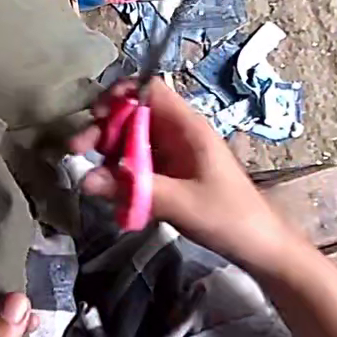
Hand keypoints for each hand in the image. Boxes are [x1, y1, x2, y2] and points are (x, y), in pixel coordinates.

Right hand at [69, 79, 303, 271]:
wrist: (258, 246)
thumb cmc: (230, 217)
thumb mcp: (182, 203)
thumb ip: (135, 190)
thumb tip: (86, 180)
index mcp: (188, 127)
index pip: (150, 90)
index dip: (121, 94)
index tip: (96, 114)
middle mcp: (177, 134)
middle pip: (132, 116)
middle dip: (104, 128)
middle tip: (78, 149)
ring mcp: (173, 156)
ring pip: (131, 142)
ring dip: (108, 155)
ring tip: (92, 178)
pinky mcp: (169, 176)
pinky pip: (137, 167)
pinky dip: (121, 176)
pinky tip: (113, 196)